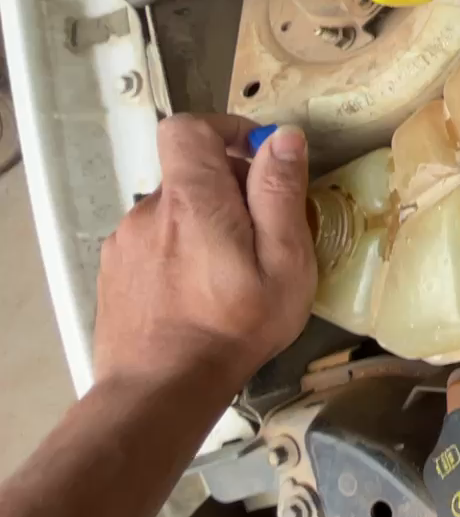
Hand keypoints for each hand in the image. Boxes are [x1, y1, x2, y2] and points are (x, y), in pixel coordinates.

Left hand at [93, 115, 314, 396]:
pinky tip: (210, 279)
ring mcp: (125, 241)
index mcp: (194, 203)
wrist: (162, 388)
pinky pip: (160, 234)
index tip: (264, 155)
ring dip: (215, 215)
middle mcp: (149, 212)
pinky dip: (190, 240)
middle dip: (236, 184)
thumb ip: (279, 192)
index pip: (188, 130)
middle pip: (192, 171)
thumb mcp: (285, 255)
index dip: (229, 128)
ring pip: (179, 205)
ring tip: (244, 259)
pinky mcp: (116, 268)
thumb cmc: (239, 321)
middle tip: (274, 225)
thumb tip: (284, 137)